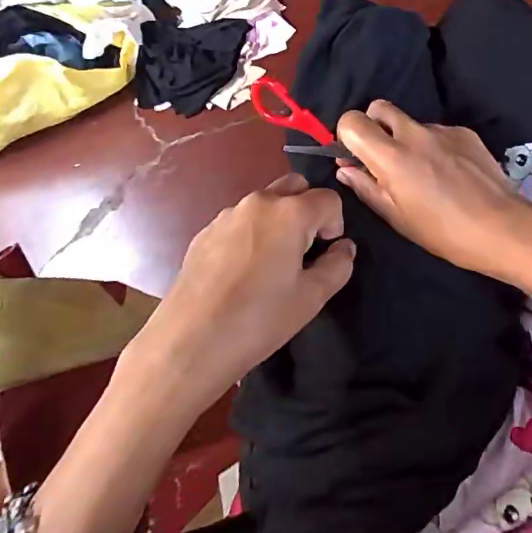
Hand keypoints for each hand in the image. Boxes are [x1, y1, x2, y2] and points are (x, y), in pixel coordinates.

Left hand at [132, 173, 354, 388]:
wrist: (188, 345)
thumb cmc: (259, 319)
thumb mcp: (312, 297)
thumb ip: (338, 265)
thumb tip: (343, 248)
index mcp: (290, 212)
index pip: (329, 199)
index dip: (335, 225)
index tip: (325, 255)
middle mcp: (259, 202)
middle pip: (296, 187)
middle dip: (308, 211)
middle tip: (303, 251)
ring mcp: (227, 215)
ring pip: (266, 203)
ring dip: (279, 221)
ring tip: (271, 264)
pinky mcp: (204, 233)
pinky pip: (240, 221)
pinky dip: (252, 234)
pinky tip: (243, 273)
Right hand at [334, 100, 531, 281]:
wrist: (500, 225)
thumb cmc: (442, 230)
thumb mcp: (396, 216)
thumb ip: (366, 186)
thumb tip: (347, 168)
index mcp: (392, 155)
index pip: (353, 120)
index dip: (348, 134)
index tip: (356, 155)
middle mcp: (415, 133)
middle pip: (381, 108)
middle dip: (375, 125)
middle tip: (384, 157)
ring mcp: (444, 130)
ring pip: (412, 123)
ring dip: (409, 140)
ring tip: (426, 174)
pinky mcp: (466, 133)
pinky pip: (439, 132)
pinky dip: (436, 146)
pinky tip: (450, 173)